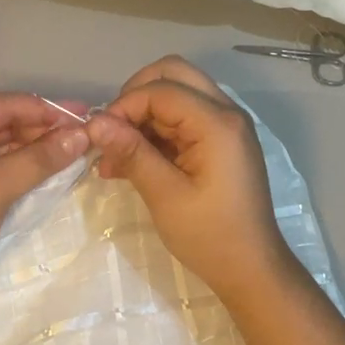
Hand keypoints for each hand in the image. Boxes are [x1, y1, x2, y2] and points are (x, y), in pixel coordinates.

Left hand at [0, 92, 89, 298]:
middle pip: (3, 121)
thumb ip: (39, 159)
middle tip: (88, 138)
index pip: (5, 104)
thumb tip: (82, 135)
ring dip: (35, 149)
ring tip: (76, 152)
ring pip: (1, 144)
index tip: (87, 116)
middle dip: (43, 130)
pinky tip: (49, 170)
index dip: (48, 110)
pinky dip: (20, 167)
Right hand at [86, 57, 297, 295]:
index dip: (124, 106)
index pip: (161, 90)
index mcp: (218, 123)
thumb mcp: (164, 195)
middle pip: (173, 76)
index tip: (98, 137)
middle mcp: (226, 114)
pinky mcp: (219, 144)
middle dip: (135, 98)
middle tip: (112, 133)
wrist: (249, 268)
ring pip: (176, 97)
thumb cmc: (209, 235)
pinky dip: (155, 134)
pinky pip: (182, 122)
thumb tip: (94, 123)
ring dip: (142, 118)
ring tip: (113, 158)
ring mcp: (225, 127)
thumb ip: (132, 153)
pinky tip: (128, 165)